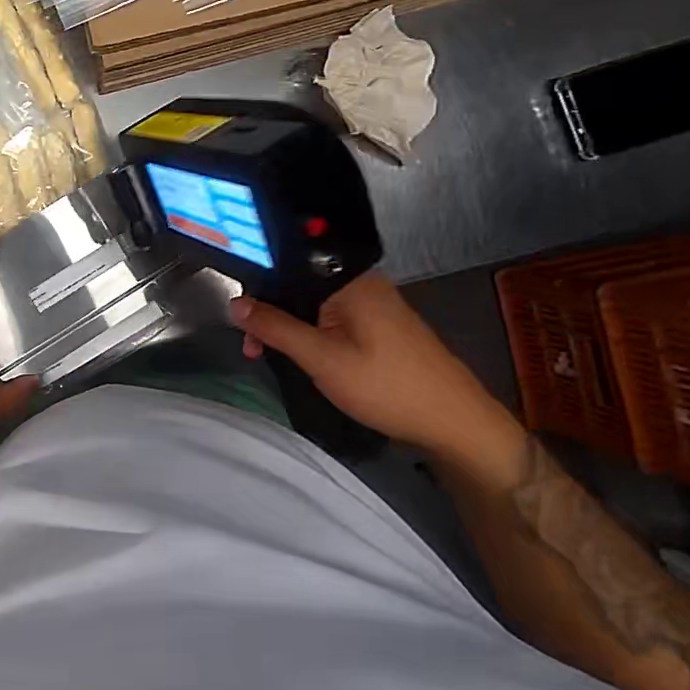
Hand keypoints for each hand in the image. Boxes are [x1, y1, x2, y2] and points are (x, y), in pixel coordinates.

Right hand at [230, 274, 522, 469]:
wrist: (453, 421)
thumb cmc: (386, 387)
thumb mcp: (321, 359)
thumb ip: (276, 327)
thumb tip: (235, 304)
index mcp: (348, 279)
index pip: (287, 267)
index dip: (259, 291)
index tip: (241, 322)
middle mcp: (362, 282)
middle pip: (300, 285)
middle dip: (272, 314)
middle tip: (253, 348)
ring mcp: (374, 302)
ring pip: (315, 304)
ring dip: (290, 327)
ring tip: (271, 355)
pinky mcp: (380, 323)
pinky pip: (334, 317)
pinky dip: (313, 334)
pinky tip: (304, 355)